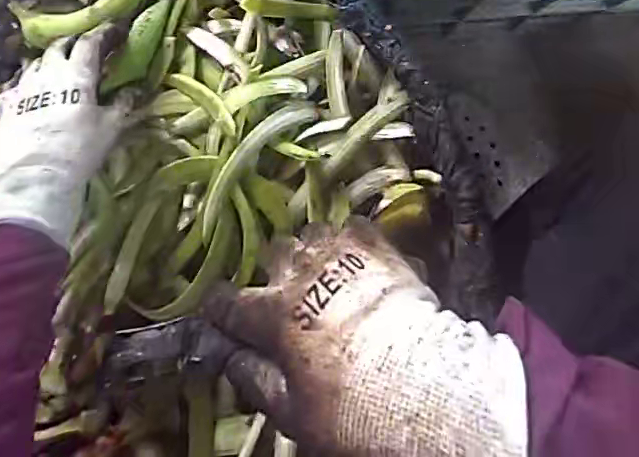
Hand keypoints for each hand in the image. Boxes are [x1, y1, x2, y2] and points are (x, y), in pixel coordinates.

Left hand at [0, 24, 124, 247]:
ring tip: (55, 69)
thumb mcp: (111, 128)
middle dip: (72, 43)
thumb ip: (122, 104)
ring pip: (34, 64)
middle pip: (59, 46)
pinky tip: (26, 93)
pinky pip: (13, 88)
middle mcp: (46, 72)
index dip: (102, 33)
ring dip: (47, 62)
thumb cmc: (79, 149)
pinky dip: (23, 86)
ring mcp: (21, 88)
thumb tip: (134, 90)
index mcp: (76, 73)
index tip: (112, 30)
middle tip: (83, 47)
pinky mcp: (2, 108)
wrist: (34, 178)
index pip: (89, 42)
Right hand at [202, 220, 527, 456]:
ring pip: (310, 233)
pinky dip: (351, 239)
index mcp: (272, 313)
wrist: (419, 385)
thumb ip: (254, 378)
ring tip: (324, 270)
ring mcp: (337, 250)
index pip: (227, 301)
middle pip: (272, 253)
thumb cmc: (351, 409)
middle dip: (274, 270)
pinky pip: (352, 226)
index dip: (219, 304)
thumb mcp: (292, 412)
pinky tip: (359, 257)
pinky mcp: (373, 241)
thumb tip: (227, 357)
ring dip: (311, 250)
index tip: (220, 307)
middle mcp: (298, 271)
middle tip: (288, 294)